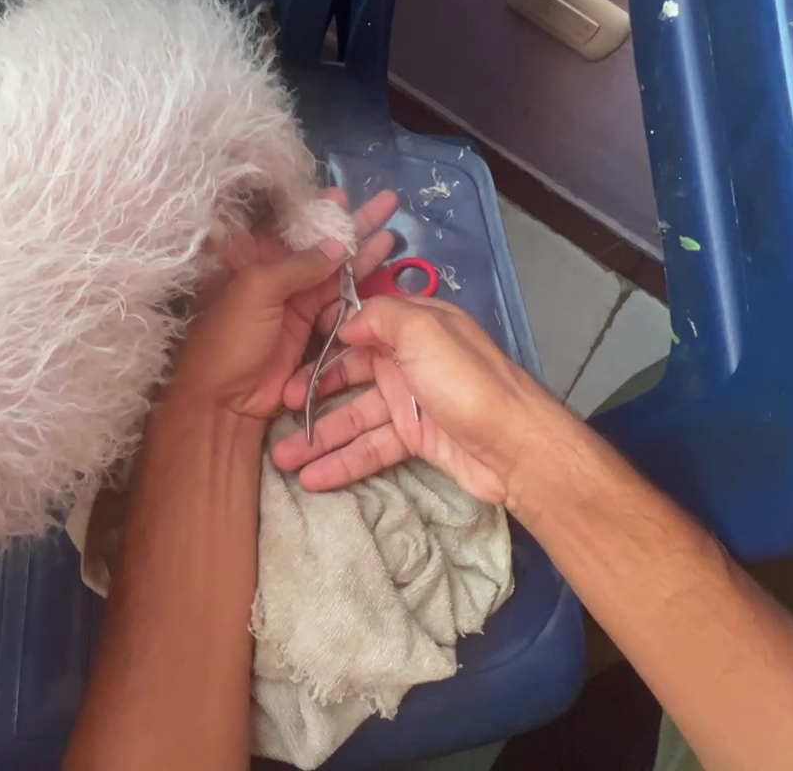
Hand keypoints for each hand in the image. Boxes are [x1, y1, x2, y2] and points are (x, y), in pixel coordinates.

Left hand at [168, 189, 399, 420]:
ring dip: (364, 249)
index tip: (343, 195)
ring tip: (393, 228)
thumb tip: (338, 244)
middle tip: (386, 202)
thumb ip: (299, 265)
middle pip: (318, 243)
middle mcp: (275, 275)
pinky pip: (341, 298)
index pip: (288, 225)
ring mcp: (295, 301)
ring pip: (335, 268)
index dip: (315, 210)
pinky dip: (362, 282)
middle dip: (351, 224)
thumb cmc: (229, 337)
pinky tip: (383, 264)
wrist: (224, 400)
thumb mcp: (257, 290)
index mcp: (251, 259)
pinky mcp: (312, 326)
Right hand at [271, 296, 571, 506]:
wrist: (515, 447)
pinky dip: (343, 462)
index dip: (323, 339)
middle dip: (312, 392)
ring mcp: (410, 401)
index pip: (359, 326)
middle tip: (277, 410)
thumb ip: (380, 316)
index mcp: (413, 326)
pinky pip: (370, 447)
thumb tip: (345, 323)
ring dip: (319, 437)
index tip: (287, 351)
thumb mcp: (424, 330)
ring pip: (354, 416)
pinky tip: (313, 478)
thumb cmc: (466, 380)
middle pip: (349, 374)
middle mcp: (408, 360)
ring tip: (281, 456)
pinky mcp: (414, 439)